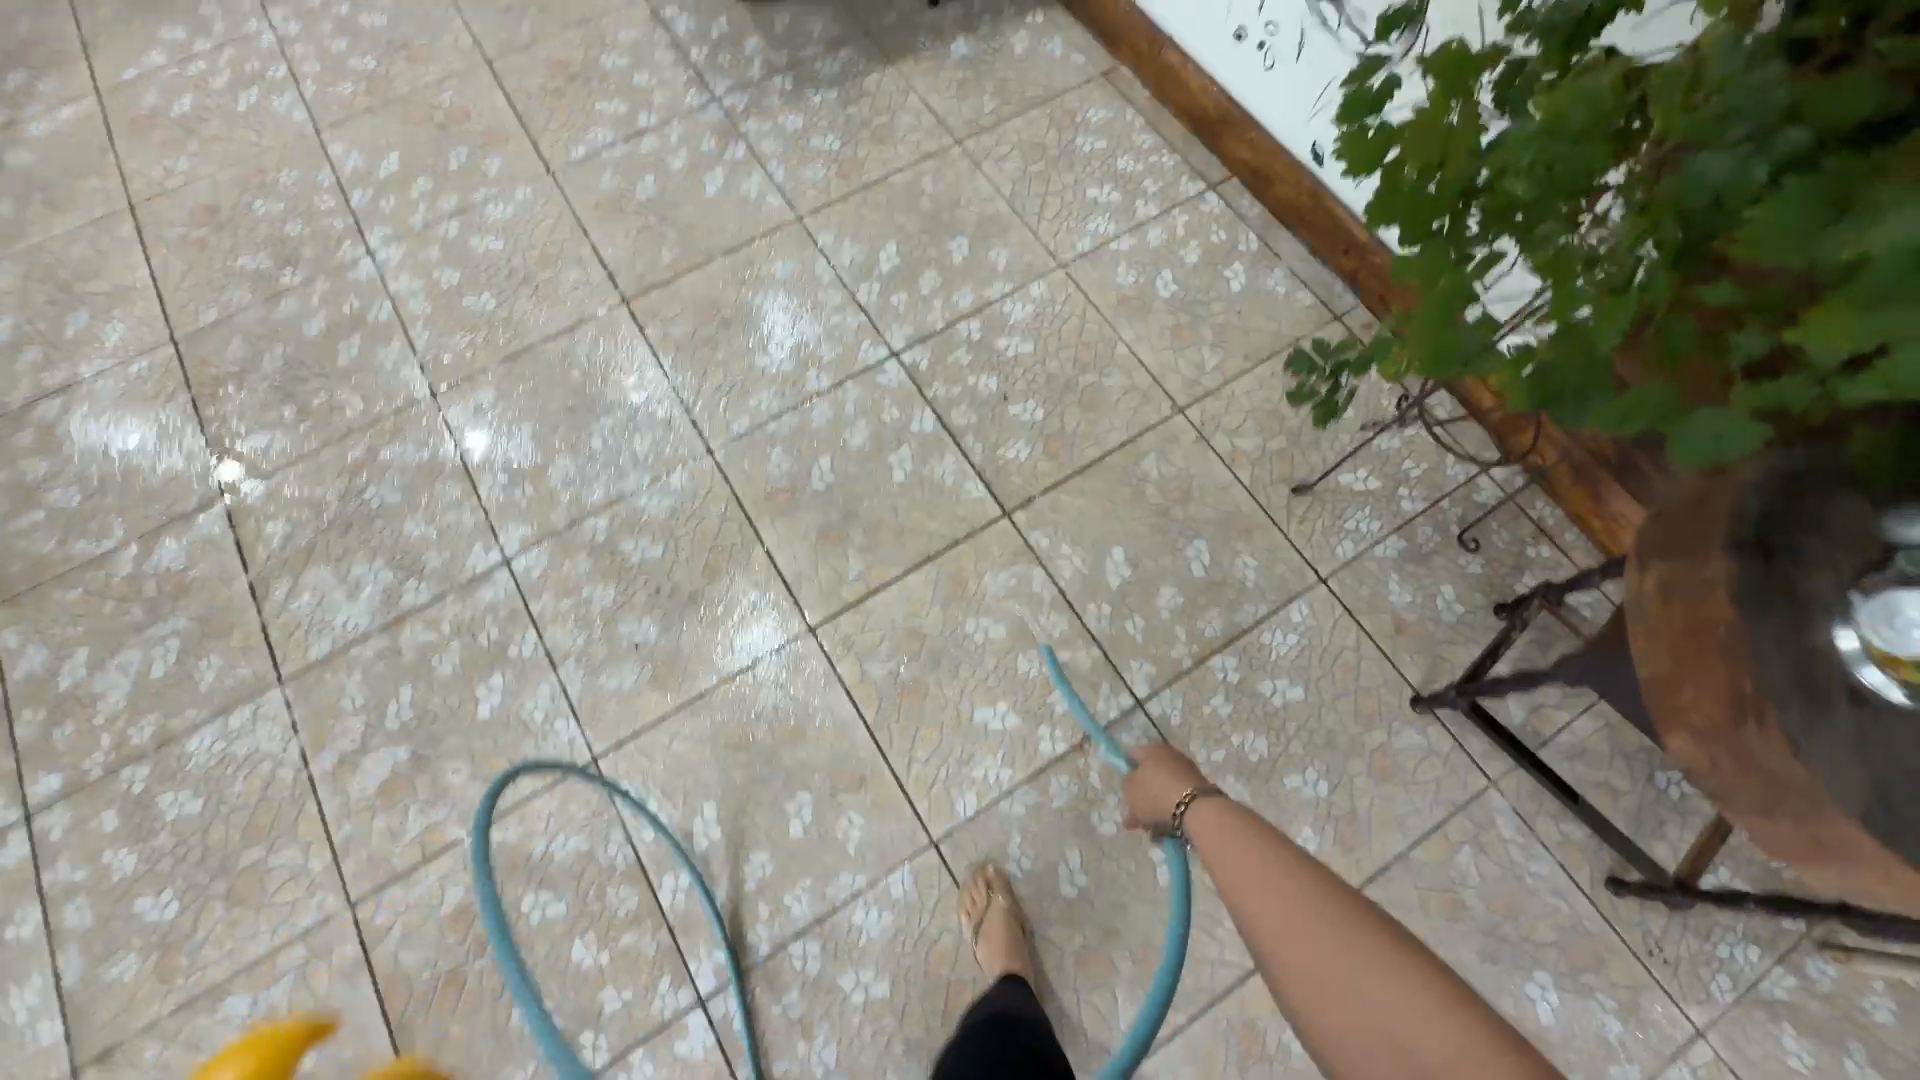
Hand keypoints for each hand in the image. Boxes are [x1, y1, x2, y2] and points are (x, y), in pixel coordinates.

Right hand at [1122, 743, 1212, 833]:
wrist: (1196, 809)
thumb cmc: (1156, 794)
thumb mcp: (1130, 790)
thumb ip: (1126, 785)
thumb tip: (1131, 783)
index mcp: (1151, 749)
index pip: (1131, 754)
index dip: (1124, 770)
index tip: (1122, 788)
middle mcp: (1169, 755)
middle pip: (1148, 776)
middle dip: (1140, 797)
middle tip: (1133, 818)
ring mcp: (1186, 771)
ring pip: (1162, 791)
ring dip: (1154, 809)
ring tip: (1149, 830)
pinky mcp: (1198, 789)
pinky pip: (1177, 800)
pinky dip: (1170, 812)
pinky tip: (1164, 830)